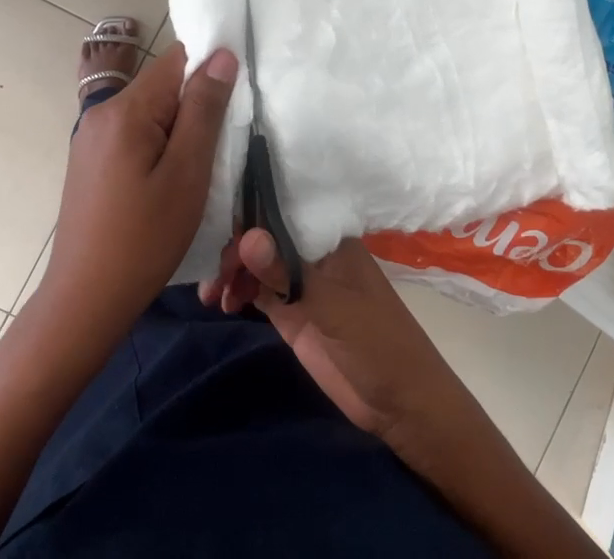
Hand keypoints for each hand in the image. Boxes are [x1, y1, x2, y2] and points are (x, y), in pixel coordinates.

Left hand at [44, 43, 236, 330]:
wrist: (87, 299)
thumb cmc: (145, 238)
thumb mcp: (187, 173)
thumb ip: (204, 110)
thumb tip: (221, 54)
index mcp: (125, 110)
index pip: (176, 59)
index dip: (212, 67)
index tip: (242, 95)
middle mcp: (102, 115)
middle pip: (163, 86)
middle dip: (198, 104)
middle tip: (229, 142)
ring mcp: (92, 139)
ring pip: (151, 114)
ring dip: (182, 130)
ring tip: (205, 166)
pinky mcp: (92, 163)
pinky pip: (136, 136)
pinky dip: (162, 147)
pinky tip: (175, 181)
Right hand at [199, 230, 466, 442]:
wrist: (400, 403)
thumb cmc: (379, 345)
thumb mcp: (334, 309)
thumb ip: (290, 274)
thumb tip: (248, 236)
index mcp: (330, 240)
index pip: (283, 210)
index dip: (249, 212)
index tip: (215, 225)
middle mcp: (312, 255)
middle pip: (264, 236)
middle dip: (233, 248)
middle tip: (214, 277)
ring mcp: (301, 284)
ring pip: (256, 263)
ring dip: (231, 271)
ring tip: (212, 296)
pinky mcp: (292, 312)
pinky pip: (257, 291)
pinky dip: (236, 292)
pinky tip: (222, 303)